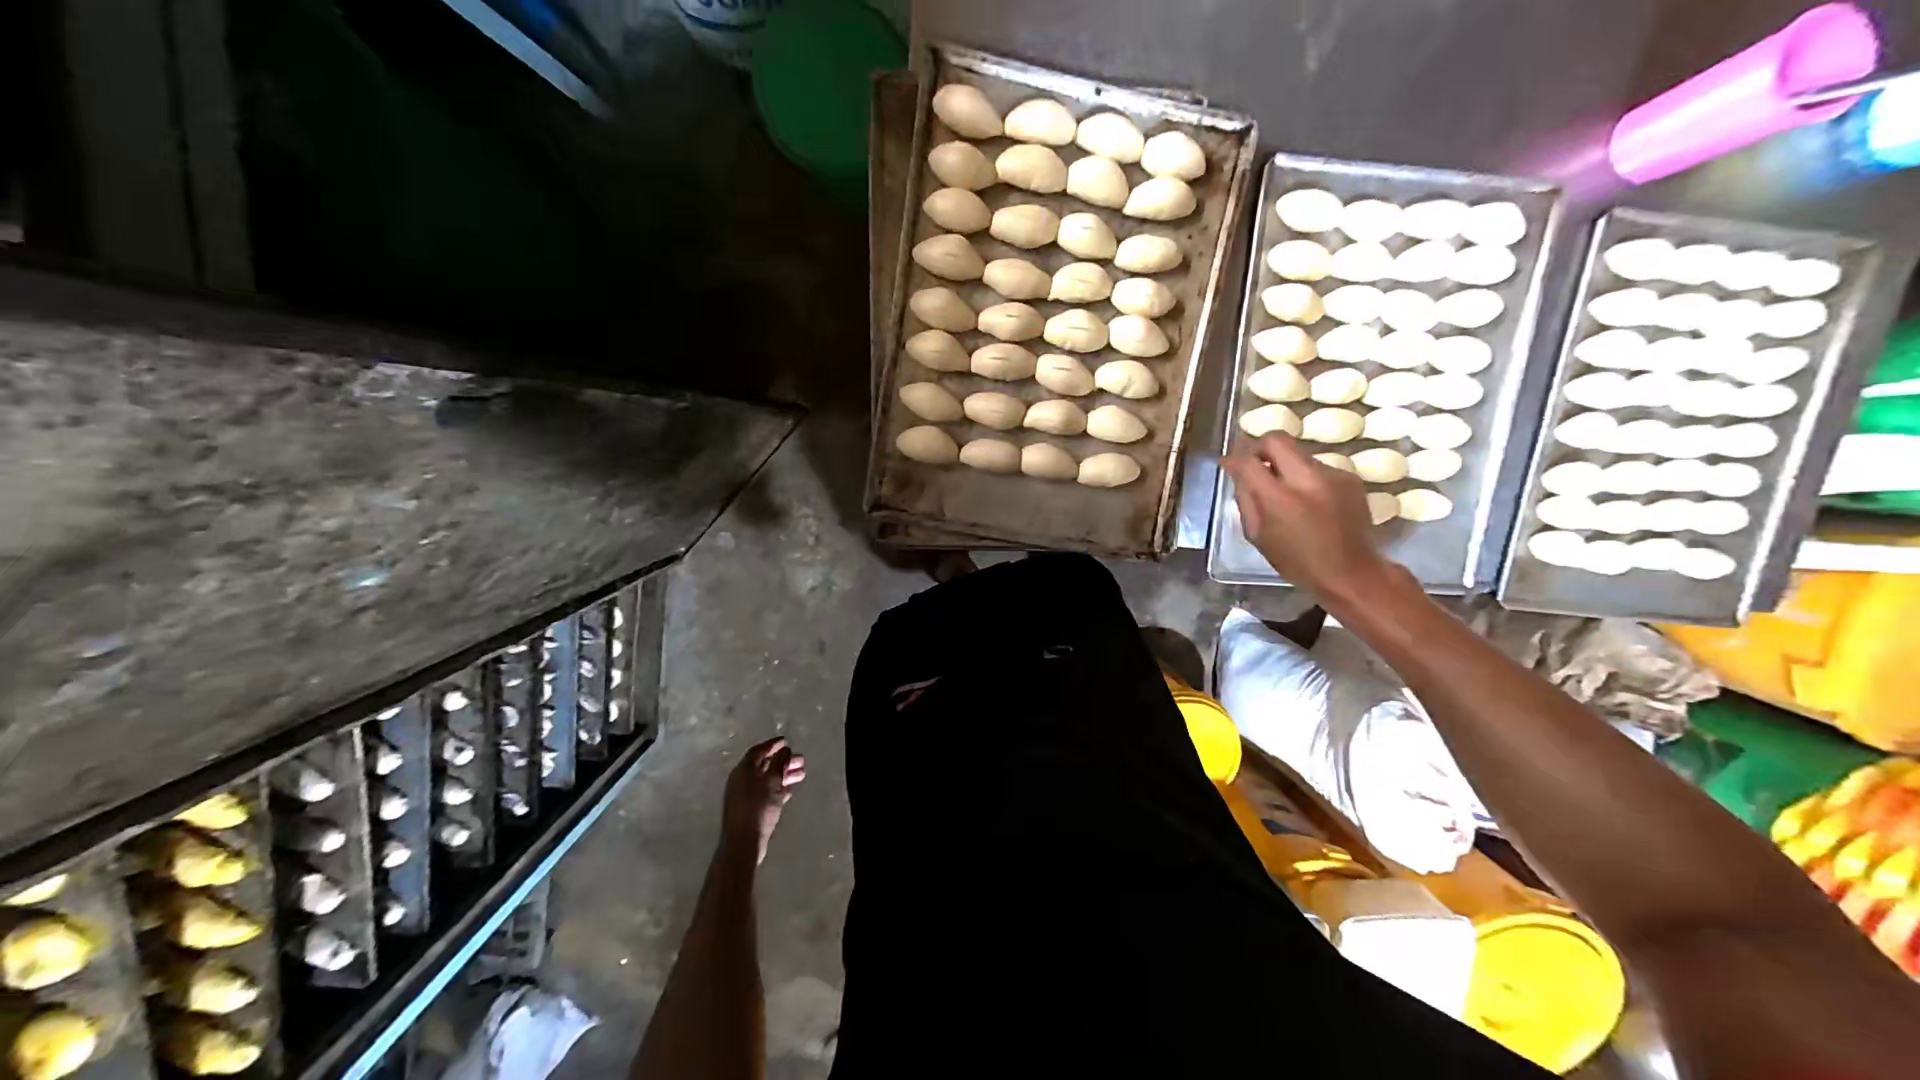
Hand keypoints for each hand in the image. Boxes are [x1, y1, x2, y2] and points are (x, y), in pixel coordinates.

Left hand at [722, 737, 806, 864]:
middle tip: (801, 759)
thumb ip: (779, 765)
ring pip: (768, 779)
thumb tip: (786, 751)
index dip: (772, 745)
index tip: (786, 741)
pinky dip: (779, 788)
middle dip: (783, 761)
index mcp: (743, 771)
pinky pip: (768, 792)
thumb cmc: (757, 809)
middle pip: (765, 765)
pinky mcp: (753, 809)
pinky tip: (791, 790)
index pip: (758, 752)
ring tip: (802, 773)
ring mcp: (747, 796)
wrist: (743, 843)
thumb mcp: (771, 783)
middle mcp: (743, 781)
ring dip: (784, 775)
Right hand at [1223, 433, 1391, 599]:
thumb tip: (1237, 473)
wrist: (1351, 571)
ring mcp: (1333, 475)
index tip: (1228, 464)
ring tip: (1286, 490)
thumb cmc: (1297, 562)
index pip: (1248, 462)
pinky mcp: (1350, 477)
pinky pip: (1318, 467)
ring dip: (1285, 465)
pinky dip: (1307, 478)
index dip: (1234, 460)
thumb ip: (1246, 500)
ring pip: (1298, 453)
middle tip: (1255, 464)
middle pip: (1276, 439)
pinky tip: (1310, 501)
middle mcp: (1307, 479)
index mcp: (1280, 499)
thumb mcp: (1258, 536)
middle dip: (1260, 448)